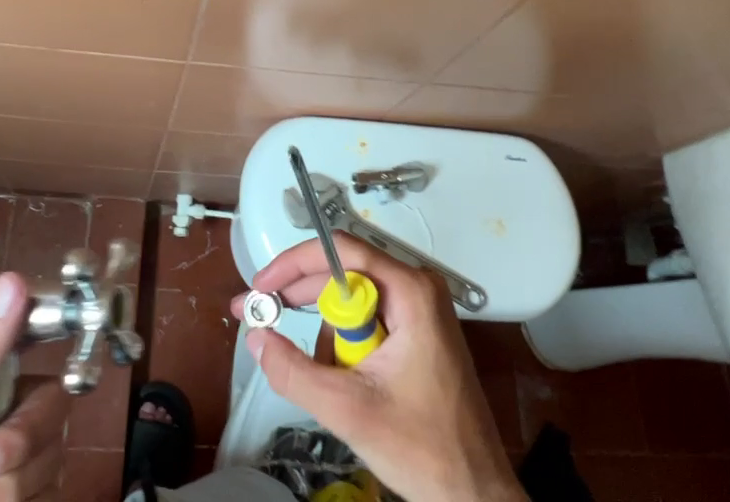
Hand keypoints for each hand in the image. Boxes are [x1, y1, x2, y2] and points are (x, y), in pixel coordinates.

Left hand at [0, 273, 72, 501]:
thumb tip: (13, 279)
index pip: (29, 340)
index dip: (45, 351)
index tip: (42, 368)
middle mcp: (2, 407)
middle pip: (50, 404)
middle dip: (18, 443)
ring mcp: (17, 454)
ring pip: (53, 452)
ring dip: (9, 486)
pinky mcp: (29, 491)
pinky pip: (51, 487)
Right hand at [232, 235, 525, 501]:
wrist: (473, 488)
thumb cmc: (424, 448)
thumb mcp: (348, 410)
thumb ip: (294, 372)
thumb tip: (256, 338)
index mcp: (411, 292)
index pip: (342, 251)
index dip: (294, 263)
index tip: (260, 287)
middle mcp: (416, 289)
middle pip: (342, 272)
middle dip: (298, 296)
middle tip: (258, 317)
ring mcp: (418, 311)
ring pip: (350, 302)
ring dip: (324, 334)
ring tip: (320, 377)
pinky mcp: (415, 333)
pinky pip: (365, 322)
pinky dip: (343, 347)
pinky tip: (342, 381)